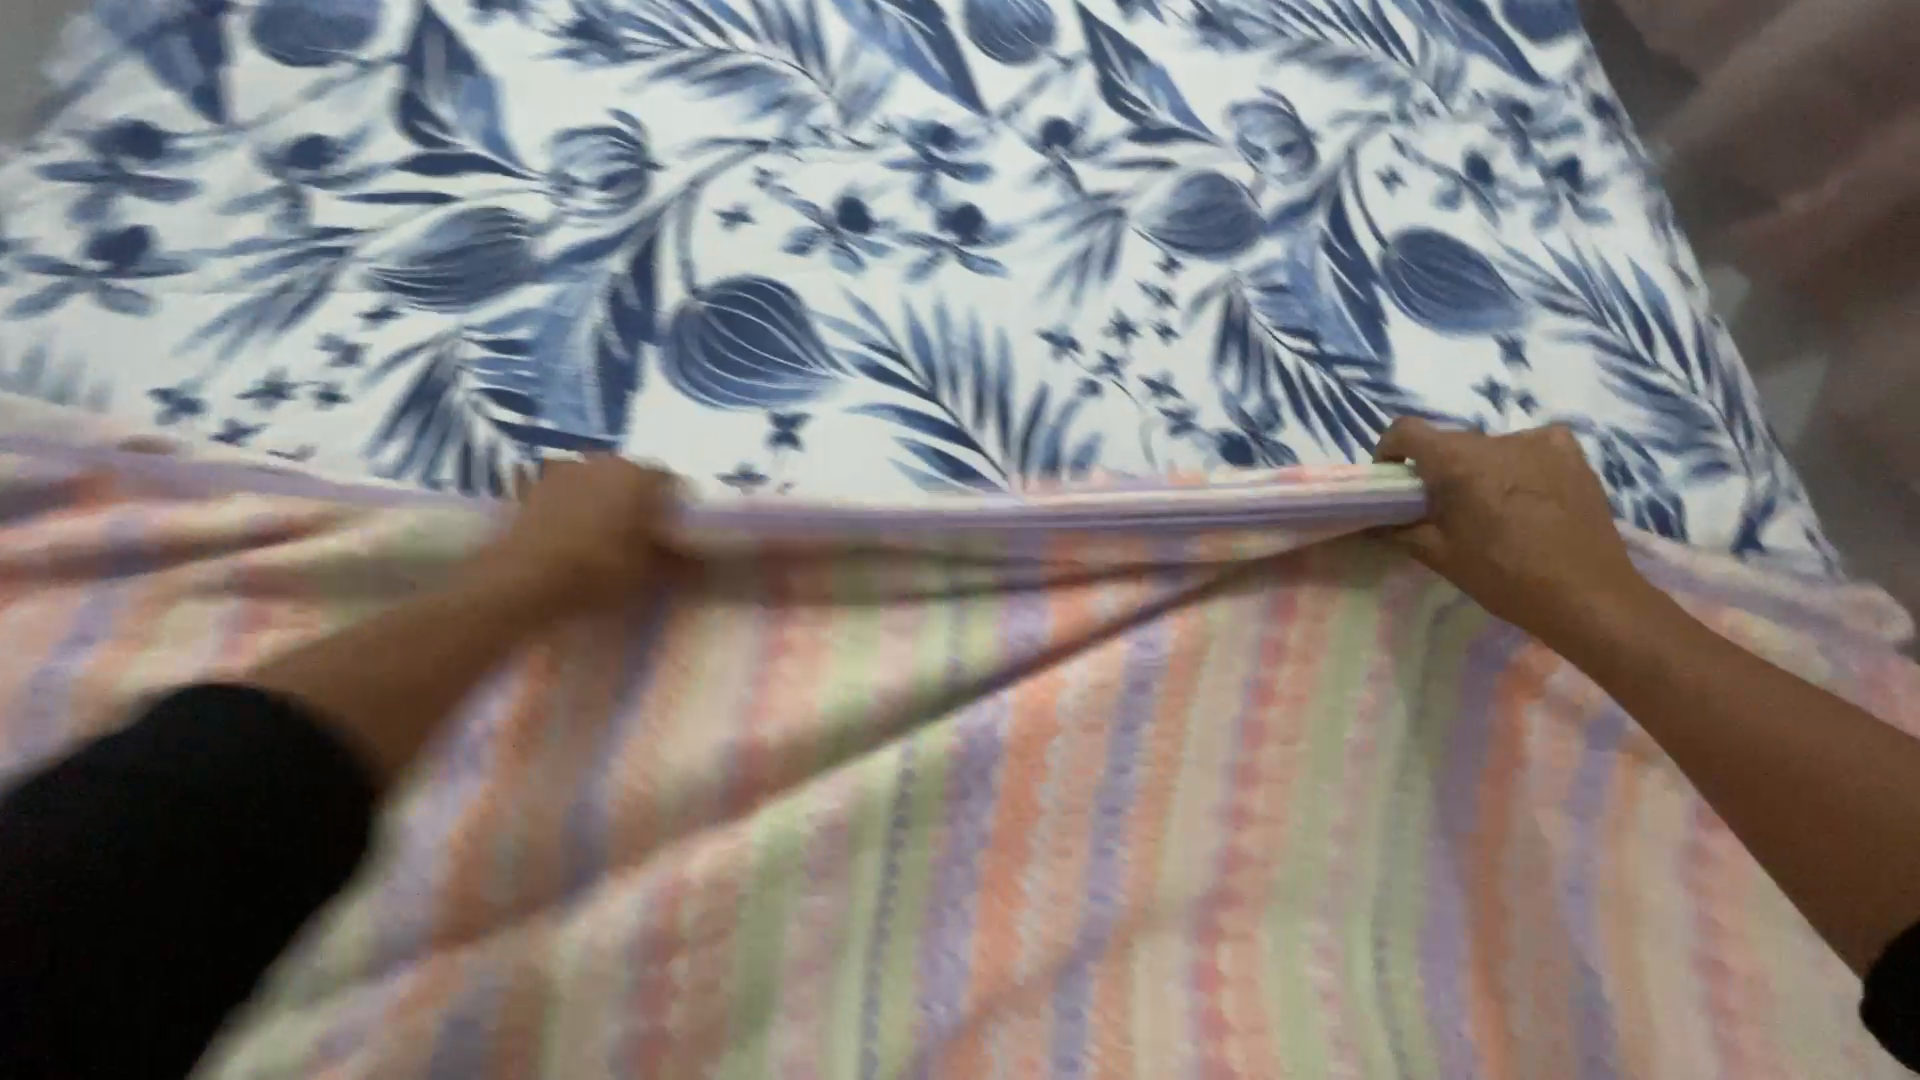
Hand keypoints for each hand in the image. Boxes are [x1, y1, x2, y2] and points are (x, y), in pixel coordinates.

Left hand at [466, 456, 681, 617]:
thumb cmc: (598, 571)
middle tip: (645, 532)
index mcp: (640, 475)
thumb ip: (682, 563)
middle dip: (641, 498)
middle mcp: (605, 461)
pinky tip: (574, 531)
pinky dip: (576, 505)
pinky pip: (568, 491)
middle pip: (634, 476)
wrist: (523, 580)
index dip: (678, 506)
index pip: (673, 481)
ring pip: (599, 480)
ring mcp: (565, 469)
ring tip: (607, 532)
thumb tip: (705, 561)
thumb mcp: (651, 573)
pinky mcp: (535, 486)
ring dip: (607, 498)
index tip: (678, 530)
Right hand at [1373, 419, 1662, 644]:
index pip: (1405, 430)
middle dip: (1437, 467)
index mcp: (1458, 462)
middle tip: (1442, 506)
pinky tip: (1526, 496)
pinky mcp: (1572, 453)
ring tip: (1491, 507)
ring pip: (1489, 447)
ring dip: (1479, 468)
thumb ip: (1398, 530)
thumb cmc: (1503, 576)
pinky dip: (1517, 464)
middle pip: (1449, 441)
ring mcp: (1541, 442)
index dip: (1389, 450)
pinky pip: (1529, 448)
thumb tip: (1371, 523)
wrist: (1588, 595)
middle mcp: (1497, 440)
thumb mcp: (1438, 555)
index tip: (1393, 479)